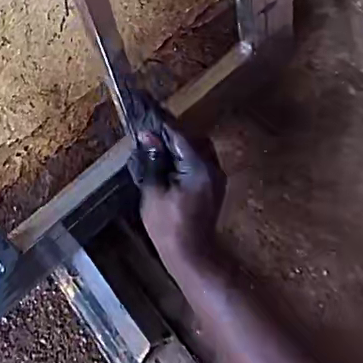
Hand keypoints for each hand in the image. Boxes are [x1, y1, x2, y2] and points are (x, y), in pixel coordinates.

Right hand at [135, 120, 225, 270]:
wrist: (191, 255)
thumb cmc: (168, 226)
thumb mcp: (153, 191)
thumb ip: (153, 160)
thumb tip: (149, 135)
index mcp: (198, 166)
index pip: (178, 134)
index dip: (161, 120)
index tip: (146, 106)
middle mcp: (212, 167)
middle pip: (192, 138)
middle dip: (171, 131)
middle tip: (150, 126)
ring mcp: (216, 178)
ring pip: (198, 149)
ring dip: (179, 143)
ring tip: (157, 142)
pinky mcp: (213, 187)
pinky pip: (200, 161)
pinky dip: (185, 156)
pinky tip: (169, 160)